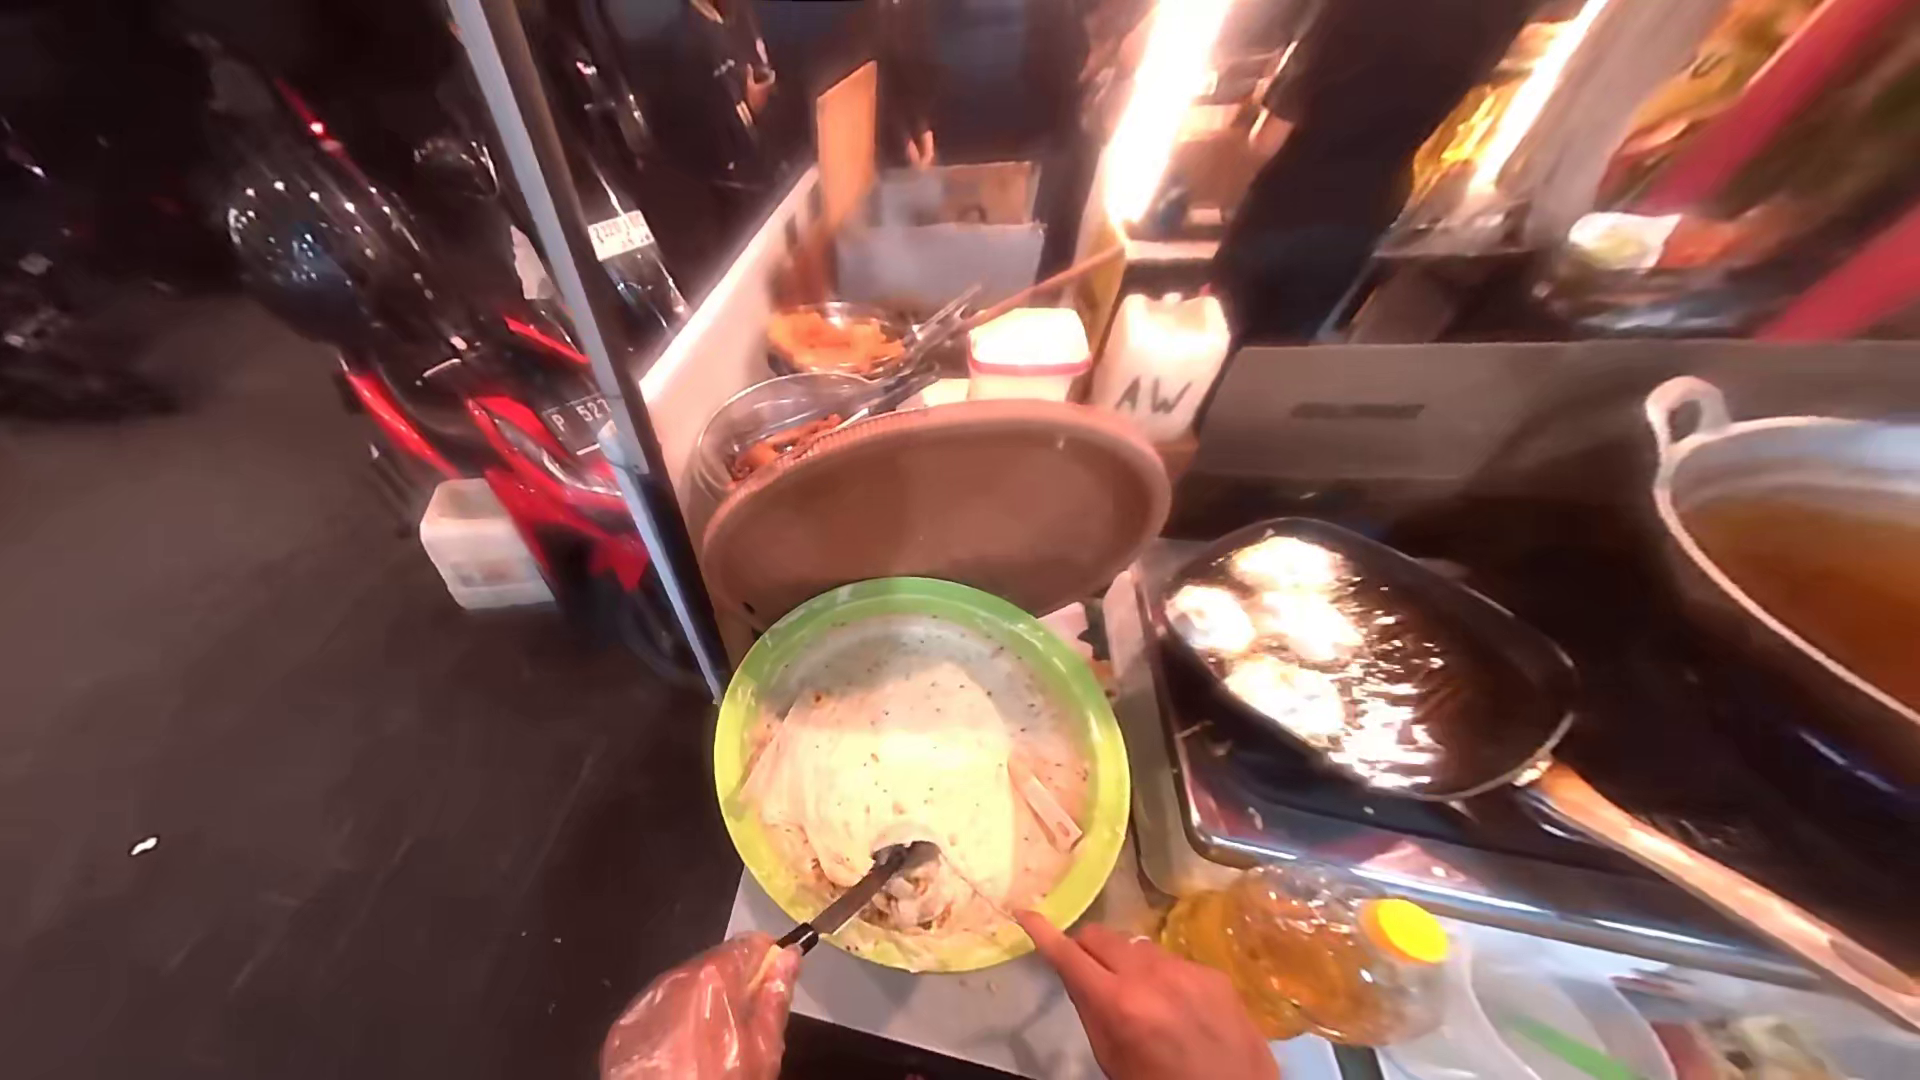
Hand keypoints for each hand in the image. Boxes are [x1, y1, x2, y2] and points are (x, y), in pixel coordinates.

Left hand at [600, 933, 800, 1079]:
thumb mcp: (763, 1052)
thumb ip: (776, 997)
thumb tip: (789, 955)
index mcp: (713, 978)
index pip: (747, 945)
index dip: (765, 959)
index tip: (772, 979)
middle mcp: (676, 979)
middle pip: (716, 963)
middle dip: (733, 982)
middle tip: (744, 1021)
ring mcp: (646, 1005)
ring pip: (688, 984)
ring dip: (704, 999)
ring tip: (711, 1043)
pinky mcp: (624, 1032)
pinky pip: (661, 1009)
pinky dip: (677, 1019)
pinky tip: (681, 1054)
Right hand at [1017, 911, 1277, 1079]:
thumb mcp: (1115, 1063)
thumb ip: (1090, 1010)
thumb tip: (1072, 967)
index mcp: (1121, 1004)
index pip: (1069, 954)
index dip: (1043, 932)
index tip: (1024, 913)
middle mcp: (1152, 975)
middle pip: (1101, 936)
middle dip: (1089, 949)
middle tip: (1092, 973)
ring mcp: (1186, 969)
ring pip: (1136, 945)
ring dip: (1129, 963)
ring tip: (1143, 997)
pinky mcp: (1213, 972)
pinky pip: (1173, 959)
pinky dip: (1165, 976)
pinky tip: (1179, 1006)